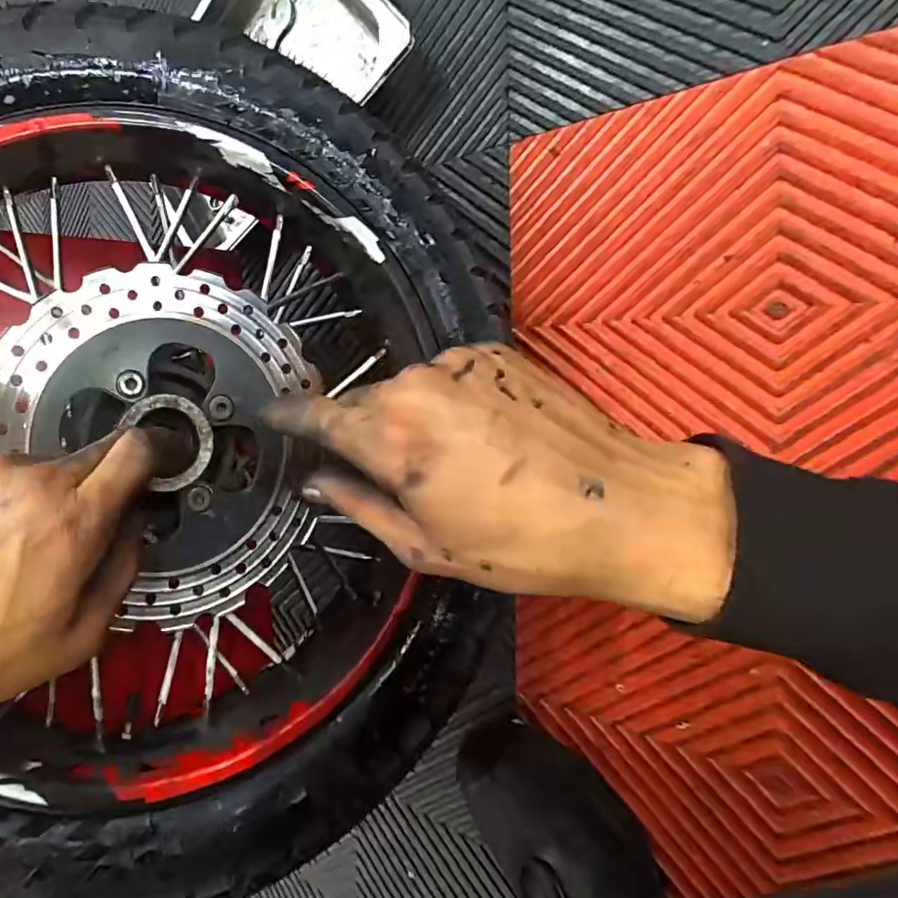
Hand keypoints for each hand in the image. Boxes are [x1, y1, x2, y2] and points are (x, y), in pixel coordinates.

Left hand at [0, 429, 155, 756]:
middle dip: (107, 480)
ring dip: (54, 491)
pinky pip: (9, 468)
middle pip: (99, 451)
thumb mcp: (78, 637)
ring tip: (23, 542)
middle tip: (88, 523)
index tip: (165, 457)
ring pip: (52, 463)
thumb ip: (123, 571)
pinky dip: (14, 492)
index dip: (160, 448)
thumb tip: (134, 530)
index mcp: (75, 522)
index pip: (136, 450)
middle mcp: (37, 480)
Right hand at [263, 345, 735, 621]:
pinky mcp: (492, 353)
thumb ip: (358, 505)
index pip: (317, 414)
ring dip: (410, 417)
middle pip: (363, 402)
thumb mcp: (425, 545)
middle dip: (363, 433)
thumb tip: (317, 482)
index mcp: (393, 437)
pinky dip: (448, 401)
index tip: (273, 415)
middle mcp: (417, 386)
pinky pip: (447, 375)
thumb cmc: (522, 542)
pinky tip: (481, 436)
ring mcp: (458, 363)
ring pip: (405, 388)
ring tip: (449, 461)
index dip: (289, 416)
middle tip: (389, 473)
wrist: (625, 506)